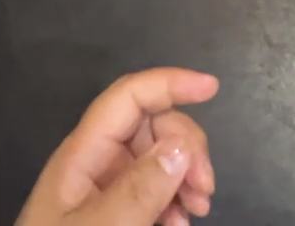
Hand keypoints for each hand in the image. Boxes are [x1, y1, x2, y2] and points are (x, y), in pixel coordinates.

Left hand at [15, 68, 219, 225]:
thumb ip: (138, 191)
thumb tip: (182, 145)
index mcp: (83, 151)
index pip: (128, 96)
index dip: (169, 83)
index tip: (211, 87)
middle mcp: (95, 159)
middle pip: (150, 124)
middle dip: (186, 144)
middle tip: (205, 187)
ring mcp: (104, 184)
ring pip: (157, 154)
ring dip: (185, 173)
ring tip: (198, 209)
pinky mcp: (113, 209)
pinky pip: (152, 186)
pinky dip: (174, 198)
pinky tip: (180, 222)